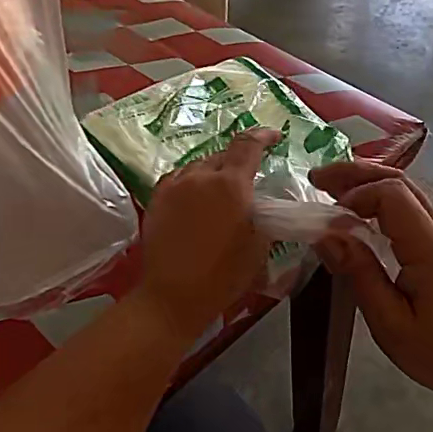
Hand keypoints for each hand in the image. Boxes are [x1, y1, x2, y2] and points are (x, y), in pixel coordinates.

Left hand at [132, 127, 278, 342]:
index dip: (264, 136)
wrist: (173, 295)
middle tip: (251, 174)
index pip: (249, 145)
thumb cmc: (224, 275)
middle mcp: (200, 176)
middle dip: (239, 160)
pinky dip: (194, 181)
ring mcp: (174, 186)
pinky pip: (180, 178)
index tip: (275, 136)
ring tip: (223, 188)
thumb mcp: (259, 246)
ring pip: (200, 165)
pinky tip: (198, 196)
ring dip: (215, 171)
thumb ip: (266, 215)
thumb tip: (267, 203)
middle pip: (224, 154)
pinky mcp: (157, 199)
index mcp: (231, 185)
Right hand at [311, 162, 432, 417]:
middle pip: (402, 182)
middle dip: (358, 174)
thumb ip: (359, 274)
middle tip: (317, 179)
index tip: (327, 213)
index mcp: (432, 250)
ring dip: (369, 184)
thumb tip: (326, 235)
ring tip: (332, 190)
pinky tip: (360, 214)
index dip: (356, 193)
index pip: (393, 196)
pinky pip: (413, 210)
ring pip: (409, 192)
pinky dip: (382, 201)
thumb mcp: (389, 322)